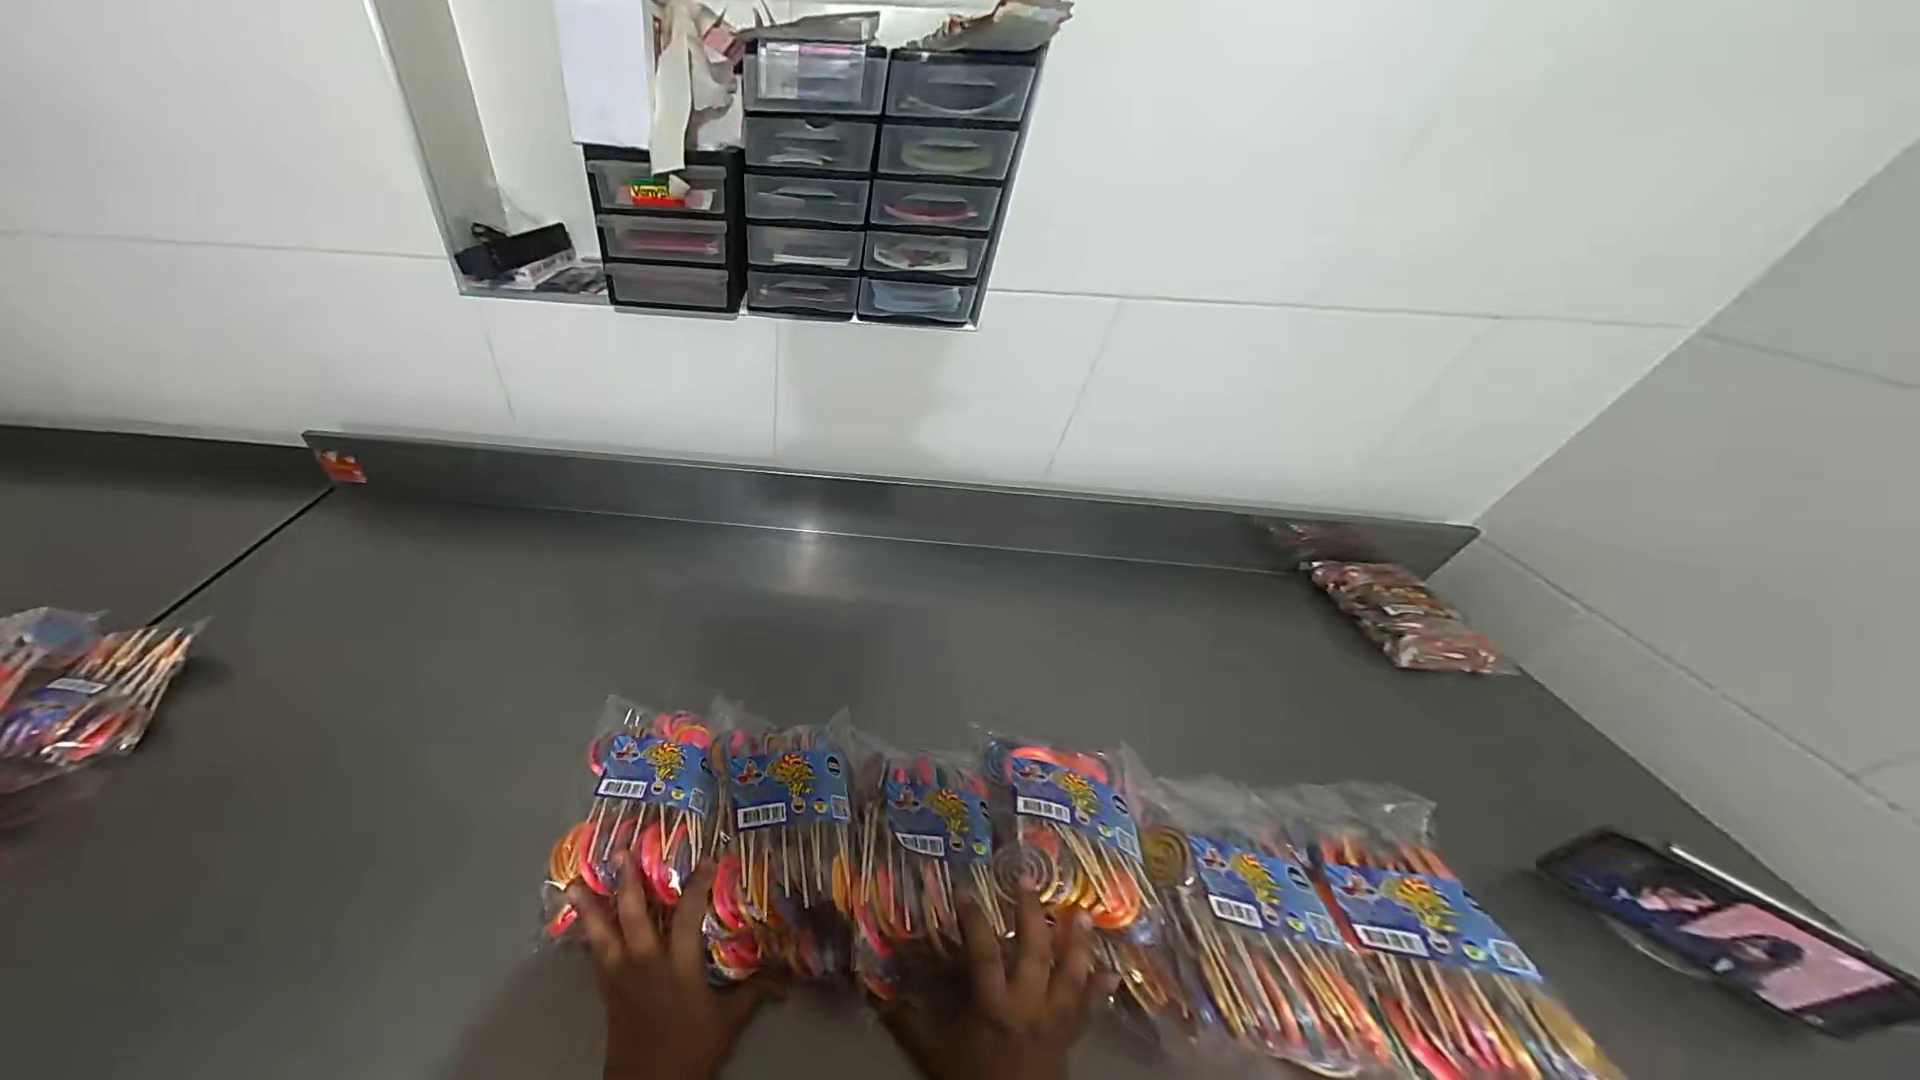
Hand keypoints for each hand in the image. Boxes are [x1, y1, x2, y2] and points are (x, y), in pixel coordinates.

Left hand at [567, 859, 771, 1079]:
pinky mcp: (607, 991)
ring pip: (602, 935)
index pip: (687, 916)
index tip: (707, 859)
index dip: (697, 886)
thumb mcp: (727, 1021)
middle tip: (623, 851)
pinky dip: (587, 935)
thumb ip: (754, 993)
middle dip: (628, 883)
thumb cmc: (689, 1050)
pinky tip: (579, 922)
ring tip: (575, 883)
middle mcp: (645, 965)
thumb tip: (786, 981)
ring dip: (590, 908)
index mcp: (677, 967)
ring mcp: (621, 977)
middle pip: (633, 916)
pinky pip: (594, 955)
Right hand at [878, 891, 1114, 1079]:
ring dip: (1077, 943)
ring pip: (1071, 974)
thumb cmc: (972, 1079)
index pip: (983, 953)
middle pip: (1034, 952)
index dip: (974, 921)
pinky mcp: (1071, 1034)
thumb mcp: (935, 1052)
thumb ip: (908, 1021)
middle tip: (1027, 879)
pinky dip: (1101, 989)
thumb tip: (877, 993)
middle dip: (1030, 913)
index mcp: (993, 1005)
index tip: (965, 892)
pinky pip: (1090, 1009)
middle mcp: (1028, 1004)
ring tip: (1082, 913)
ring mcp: (1054, 1018)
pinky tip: (1112, 972)